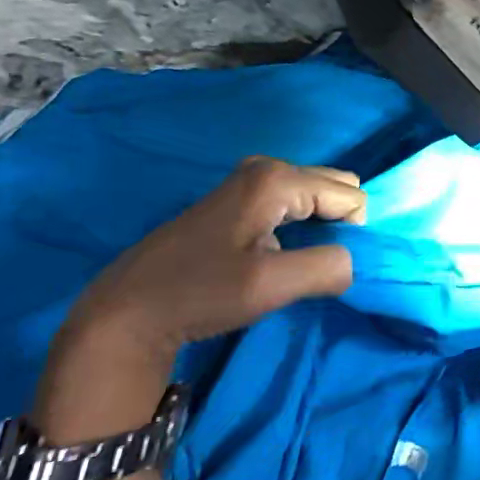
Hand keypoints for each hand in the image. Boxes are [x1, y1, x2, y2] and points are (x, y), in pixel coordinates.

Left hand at [69, 157, 367, 355]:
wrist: (127, 312)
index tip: (314, 267)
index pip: (351, 196)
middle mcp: (267, 167)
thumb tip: (353, 262)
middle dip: (338, 224)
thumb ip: (327, 267)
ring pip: (318, 196)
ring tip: (289, 262)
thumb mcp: (270, 286)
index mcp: (277, 179)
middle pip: (337, 187)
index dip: (348, 234)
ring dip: (319, 228)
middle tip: (307, 264)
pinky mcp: (238, 197)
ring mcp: (250, 179)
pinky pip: (295, 203)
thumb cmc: (199, 294)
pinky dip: (299, 227)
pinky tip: (272, 255)